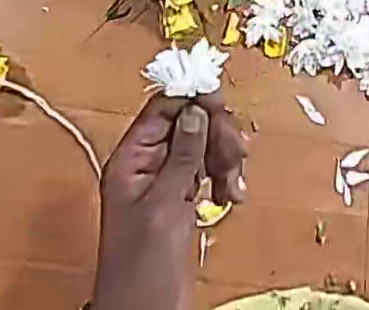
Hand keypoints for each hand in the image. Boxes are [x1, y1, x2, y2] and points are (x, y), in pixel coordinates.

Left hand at [92, 93, 246, 309]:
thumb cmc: (142, 269)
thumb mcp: (164, 208)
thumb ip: (183, 155)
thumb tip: (196, 108)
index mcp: (132, 158)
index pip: (163, 107)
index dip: (193, 98)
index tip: (223, 104)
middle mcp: (149, 161)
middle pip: (190, 120)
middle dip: (217, 133)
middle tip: (236, 154)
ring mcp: (166, 177)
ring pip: (204, 141)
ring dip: (225, 156)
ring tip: (234, 185)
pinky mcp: (183, 193)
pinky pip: (209, 165)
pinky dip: (225, 175)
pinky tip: (232, 195)